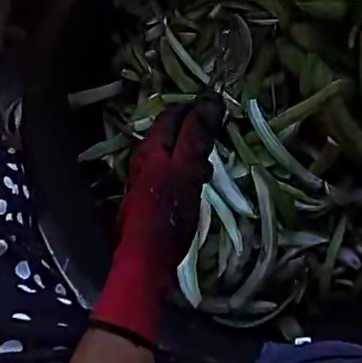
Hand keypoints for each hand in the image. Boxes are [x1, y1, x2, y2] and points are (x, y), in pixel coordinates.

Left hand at [90, 99, 222, 347]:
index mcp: (150, 147)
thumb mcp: (188, 169)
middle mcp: (142, 158)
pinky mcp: (147, 199)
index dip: (195, 108)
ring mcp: (142, 179)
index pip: (172, 114)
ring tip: (212, 156)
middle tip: (218, 131)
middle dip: (192, 128)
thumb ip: (197, 135)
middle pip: (168, 133)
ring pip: (168, 153)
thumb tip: (211, 100)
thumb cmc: (168, 213)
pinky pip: (168, 172)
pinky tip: (197, 182)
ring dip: (190, 149)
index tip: (219, 109)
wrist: (144, 262)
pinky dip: (185, 169)